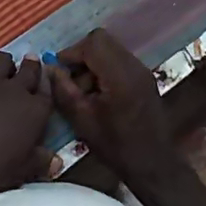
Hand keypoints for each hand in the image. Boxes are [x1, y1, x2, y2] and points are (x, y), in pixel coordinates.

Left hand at [0, 51, 53, 205]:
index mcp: (33, 111)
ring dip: (5, 66)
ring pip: (1, 61)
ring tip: (3, 73)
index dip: (47, 85)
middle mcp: (12, 90)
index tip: (45, 81)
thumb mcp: (18, 173)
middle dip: (30, 67)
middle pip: (27, 69)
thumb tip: (54, 160)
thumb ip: (37, 162)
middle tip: (30, 65)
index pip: (47, 91)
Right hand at [48, 30, 185, 187]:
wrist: (154, 165)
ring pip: (110, 49)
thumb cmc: (116, 146)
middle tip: (70, 77)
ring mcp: (142, 70)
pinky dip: (104, 68)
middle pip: (102, 40)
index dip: (72, 52)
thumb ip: (63, 90)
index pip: (93, 43)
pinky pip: (118, 60)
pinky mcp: (144, 78)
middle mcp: (134, 66)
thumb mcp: (82, 120)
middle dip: (81, 54)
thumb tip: (50, 68)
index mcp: (120, 75)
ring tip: (84, 89)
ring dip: (92, 62)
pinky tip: (98, 92)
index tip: (59, 69)